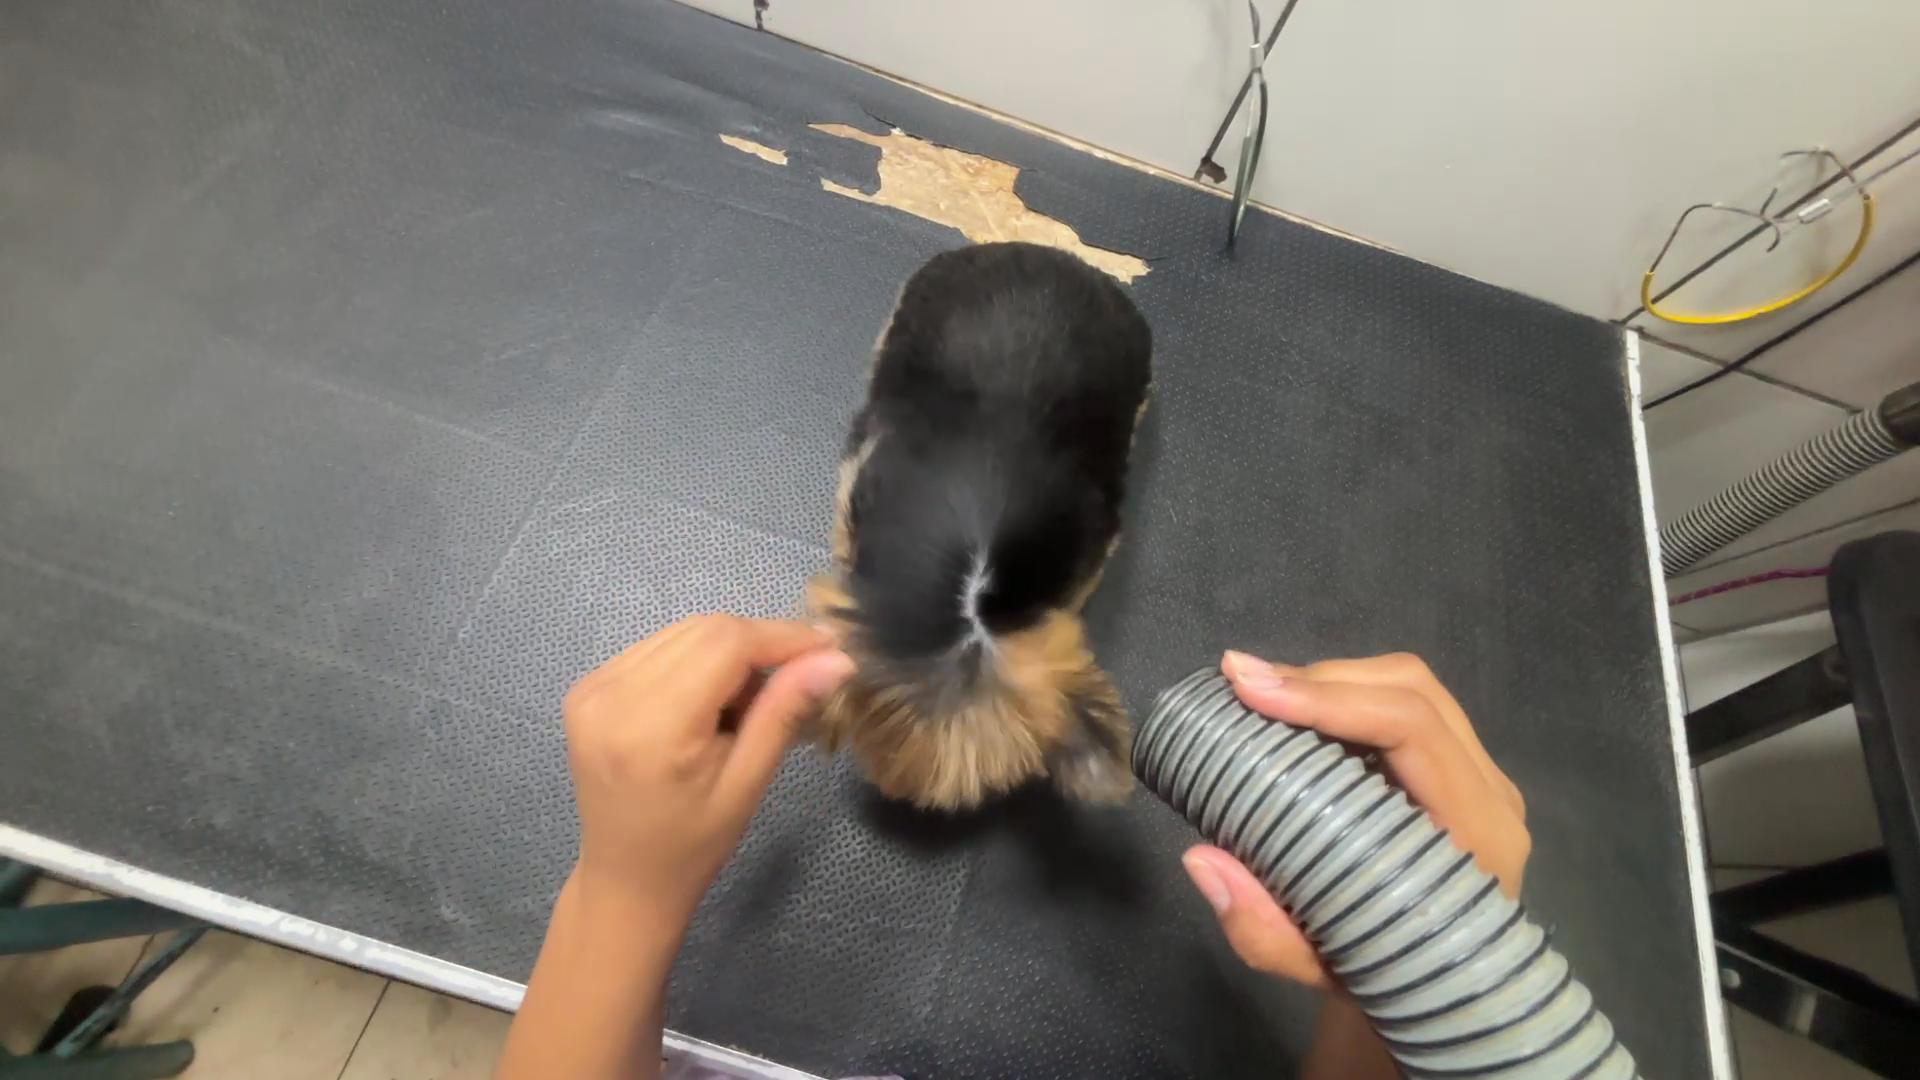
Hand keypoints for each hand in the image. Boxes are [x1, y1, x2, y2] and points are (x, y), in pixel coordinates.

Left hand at [561, 615, 853, 925]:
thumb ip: (787, 711)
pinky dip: (700, 657)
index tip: (827, 646)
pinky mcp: (589, 685)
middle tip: (796, 677)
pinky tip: (711, 696)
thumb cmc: (695, 842)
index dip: (782, 636)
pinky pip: (662, 645)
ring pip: (687, 631)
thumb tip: (836, 660)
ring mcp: (594, 686)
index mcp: (653, 727)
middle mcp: (612, 695)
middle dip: (761, 643)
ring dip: (731, 650)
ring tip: (748, 698)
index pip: (727, 644)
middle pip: (708, 629)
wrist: (625, 878)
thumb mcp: (750, 781)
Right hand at [1181, 651, 1529, 991]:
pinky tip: (1287, 705)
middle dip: (1318, 677)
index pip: (1412, 728)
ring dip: (1325, 676)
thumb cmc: (1377, 971)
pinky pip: (1397, 698)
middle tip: (1240, 683)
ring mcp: (1473, 772)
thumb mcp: (1315, 969)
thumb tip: (1199, 859)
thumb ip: (1262, 930)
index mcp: (1474, 836)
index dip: (1327, 699)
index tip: (1248, 690)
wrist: (1430, 986)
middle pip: (1412, 689)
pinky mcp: (1449, 764)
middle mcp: (1486, 792)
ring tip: (1259, 691)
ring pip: (1407, 682)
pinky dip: (1335, 688)